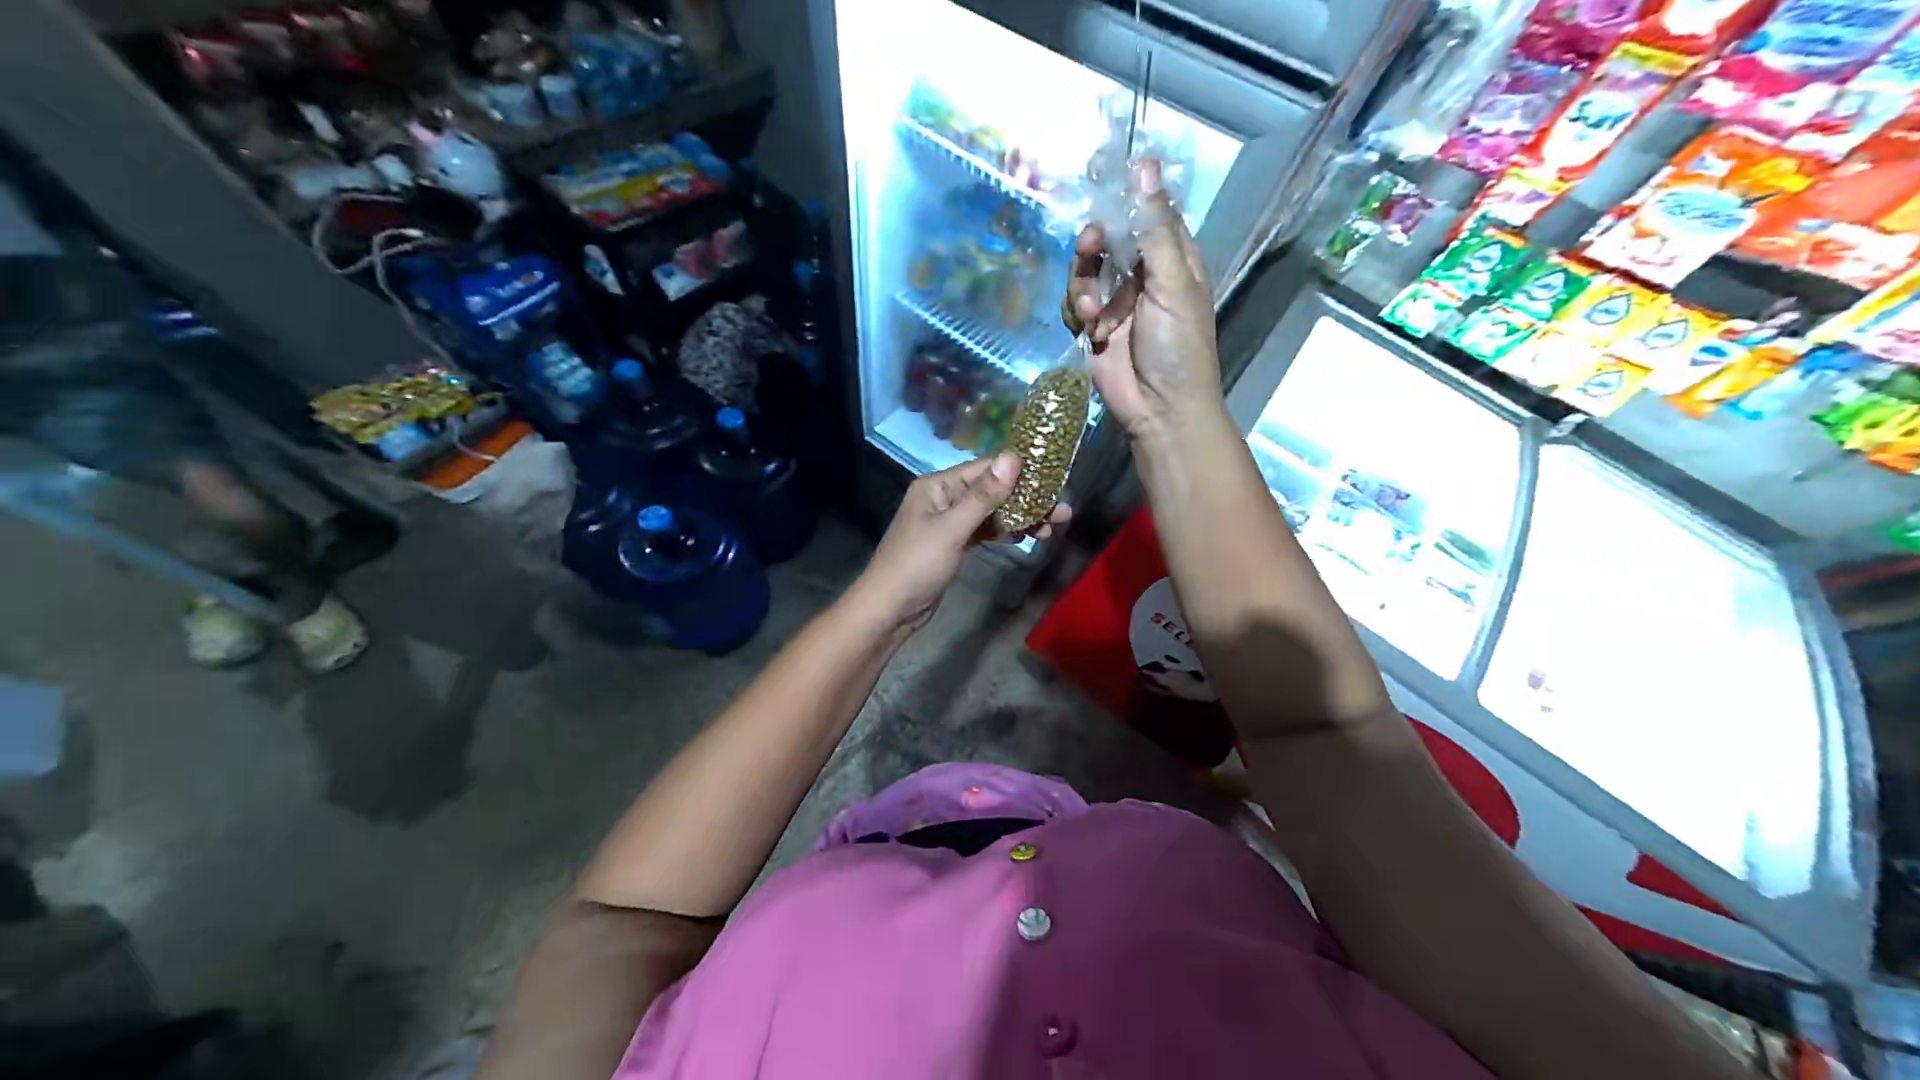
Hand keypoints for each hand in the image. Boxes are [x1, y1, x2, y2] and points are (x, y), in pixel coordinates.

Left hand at [850, 453, 1071, 631]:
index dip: (1019, 472)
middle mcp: (943, 498)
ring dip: (1020, 518)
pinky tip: (1028, 537)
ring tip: (1054, 526)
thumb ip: (984, 496)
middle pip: (992, 491)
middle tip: (1063, 509)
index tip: (1054, 477)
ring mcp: (948, 522)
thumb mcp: (952, 529)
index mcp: (937, 486)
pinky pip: (984, 531)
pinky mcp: (954, 544)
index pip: (985, 469)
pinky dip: (1005, 532)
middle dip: (1026, 499)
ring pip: (991, 513)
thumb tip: (1014, 457)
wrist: (890, 609)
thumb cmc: (916, 565)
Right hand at [1062, 159, 1222, 442]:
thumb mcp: (1172, 283)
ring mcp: (1115, 303)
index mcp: (1171, 259)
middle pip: (1107, 239)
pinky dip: (1075, 312)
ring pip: (1084, 272)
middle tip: (1090, 246)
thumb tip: (1145, 165)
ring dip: (1082, 285)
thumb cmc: (1178, 346)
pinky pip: (1072, 305)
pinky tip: (1089, 330)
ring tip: (1092, 310)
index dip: (1124, 196)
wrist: (1160, 409)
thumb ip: (1154, 228)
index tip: (1098, 173)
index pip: (1146, 213)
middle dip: (1094, 244)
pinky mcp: (1092, 329)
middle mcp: (1141, 276)